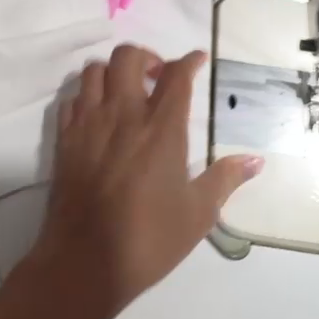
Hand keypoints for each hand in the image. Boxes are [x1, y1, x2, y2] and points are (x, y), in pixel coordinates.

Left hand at [13, 45, 262, 318]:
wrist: (85, 261)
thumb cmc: (149, 239)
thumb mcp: (198, 213)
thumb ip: (225, 179)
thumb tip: (255, 160)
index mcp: (161, 129)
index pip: (177, 76)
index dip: (189, 61)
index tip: (197, 60)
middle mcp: (122, 116)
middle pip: (127, 57)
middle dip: (147, 57)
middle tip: (159, 78)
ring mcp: (87, 125)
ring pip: (93, 71)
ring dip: (112, 72)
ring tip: (126, 93)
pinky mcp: (63, 140)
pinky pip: (71, 100)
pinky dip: (86, 97)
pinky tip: (97, 116)